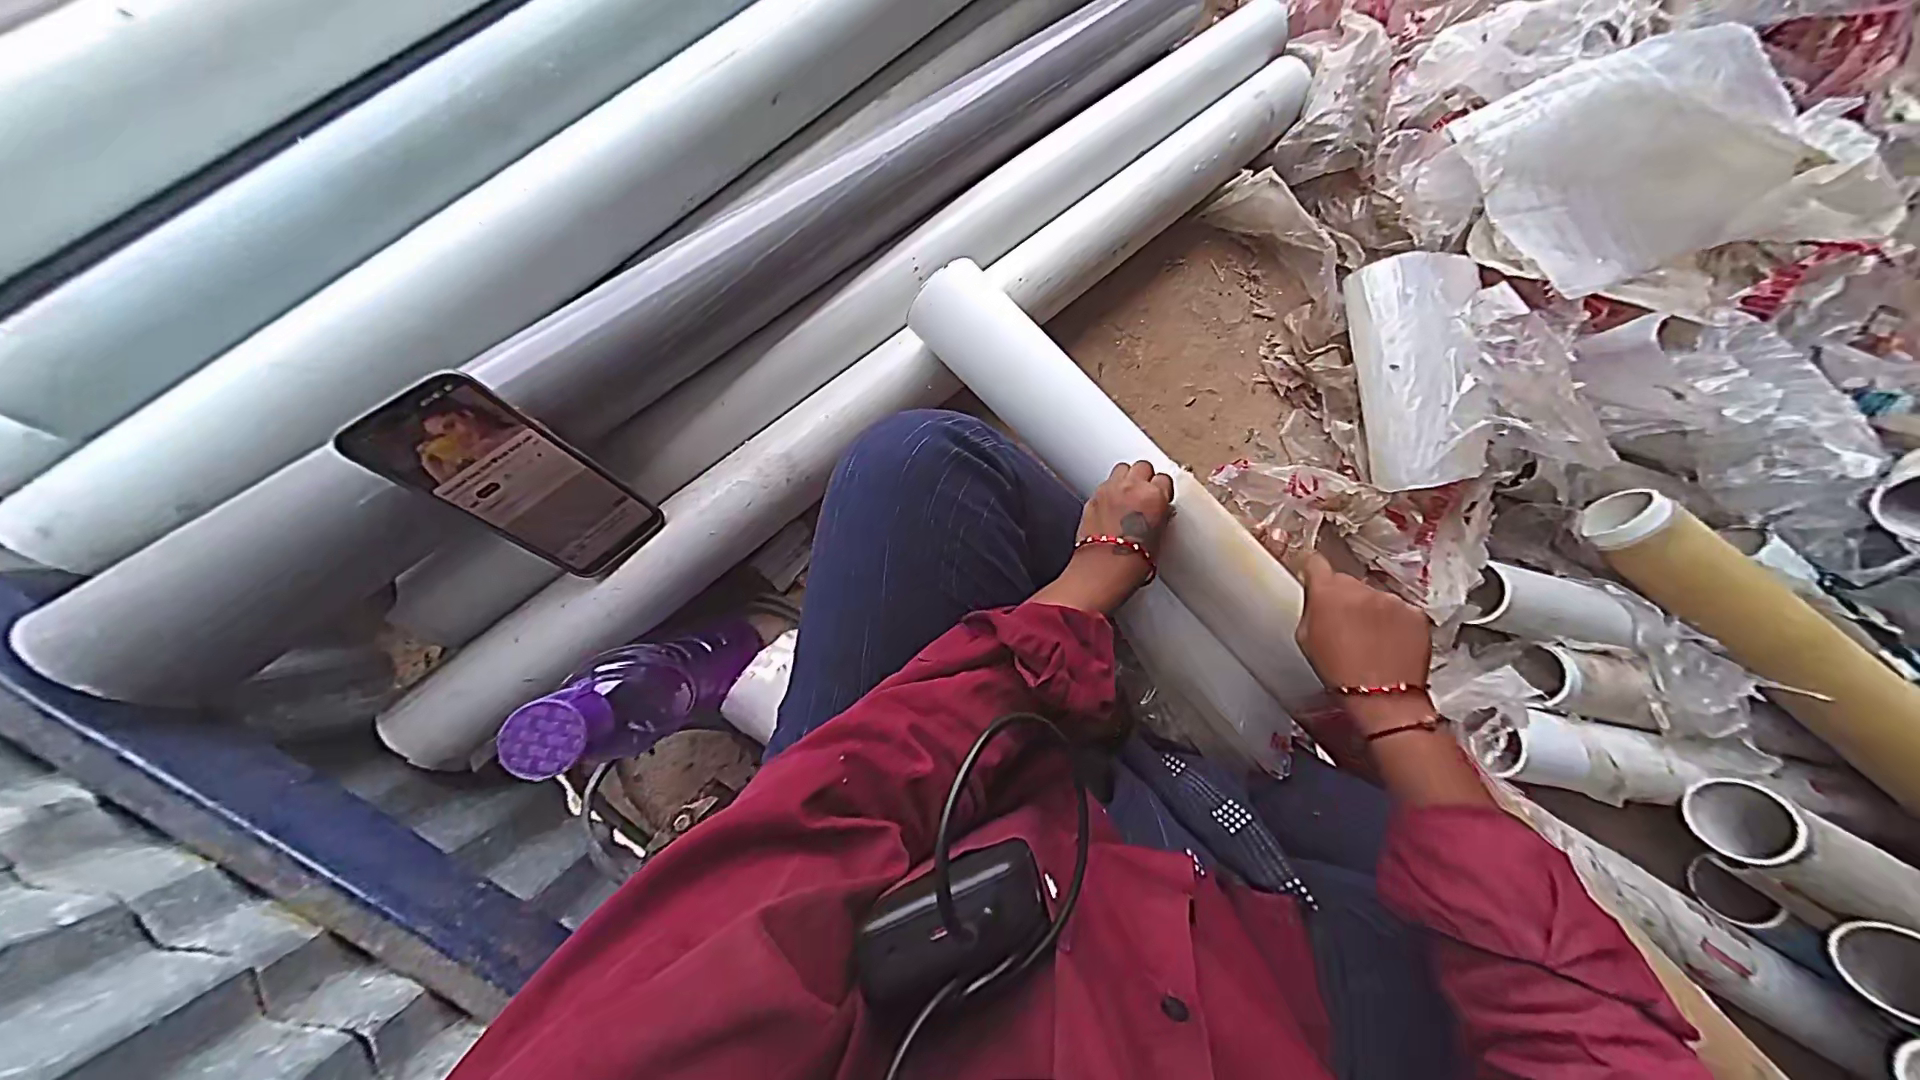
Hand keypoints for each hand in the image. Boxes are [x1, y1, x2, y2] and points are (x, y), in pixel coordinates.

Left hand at [1032, 462, 1173, 614]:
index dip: (1162, 489)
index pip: (1164, 479)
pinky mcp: (1093, 497)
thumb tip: (1161, 512)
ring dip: (1126, 478)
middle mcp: (1132, 487)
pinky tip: (1112, 505)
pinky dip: (1109, 491)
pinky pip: (1104, 485)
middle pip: (1143, 466)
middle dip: (1144, 477)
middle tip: (1144, 492)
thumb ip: (1161, 516)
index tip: (1160, 497)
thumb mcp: (1160, 537)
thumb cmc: (1132, 560)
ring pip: (1122, 469)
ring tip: (1127, 495)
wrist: (1104, 568)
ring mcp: (1110, 490)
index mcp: (1154, 495)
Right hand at [1295, 551, 1489, 806]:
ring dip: (1370, 609)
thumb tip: (1317, 599)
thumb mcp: (1305, 638)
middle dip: (1343, 596)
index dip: (1312, 569)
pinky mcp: (1416, 613)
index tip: (1313, 575)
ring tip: (1368, 638)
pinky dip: (1394, 621)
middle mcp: (1361, 588)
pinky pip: (1399, 610)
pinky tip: (1388, 642)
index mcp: (1328, 592)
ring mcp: (1392, 599)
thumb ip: (1311, 609)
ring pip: (1374, 595)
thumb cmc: (1338, 672)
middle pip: (1347, 581)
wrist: (1383, 697)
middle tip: (1341, 622)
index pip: (1316, 562)